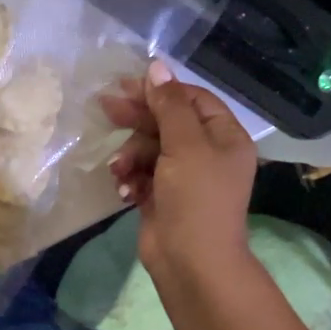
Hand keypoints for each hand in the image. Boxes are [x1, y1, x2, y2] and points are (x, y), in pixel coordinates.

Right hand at [102, 61, 258, 268]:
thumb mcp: (186, 145)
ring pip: (150, 150)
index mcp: (224, 137)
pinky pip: (141, 177)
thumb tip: (157, 66)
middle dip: (138, 119)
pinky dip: (130, 179)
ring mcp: (183, 180)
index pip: (192, 100)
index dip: (160, 90)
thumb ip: (169, 105)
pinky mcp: (161, 201)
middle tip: (105, 108)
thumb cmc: (196, 200)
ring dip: (130, 155)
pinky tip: (123, 189)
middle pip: (168, 123)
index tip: (127, 85)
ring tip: (119, 170)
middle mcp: (206, 155)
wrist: (192, 264)